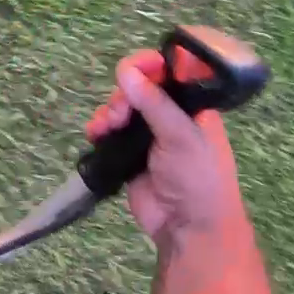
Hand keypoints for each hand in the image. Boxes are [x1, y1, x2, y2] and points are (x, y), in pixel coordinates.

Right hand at [86, 50, 245, 249]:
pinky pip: (109, 130)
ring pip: (121, 108)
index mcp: (194, 108)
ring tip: (104, 129)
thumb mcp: (182, 137)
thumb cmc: (198, 179)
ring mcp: (149, 135)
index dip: (150, 65)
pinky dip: (100, 129)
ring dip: (108, 113)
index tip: (130, 70)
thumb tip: (125, 70)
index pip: (172, 71)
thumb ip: (155, 103)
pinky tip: (95, 136)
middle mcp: (172, 116)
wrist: (187, 227)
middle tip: (119, 114)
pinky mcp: (129, 152)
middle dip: (123, 95)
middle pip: (139, 87)